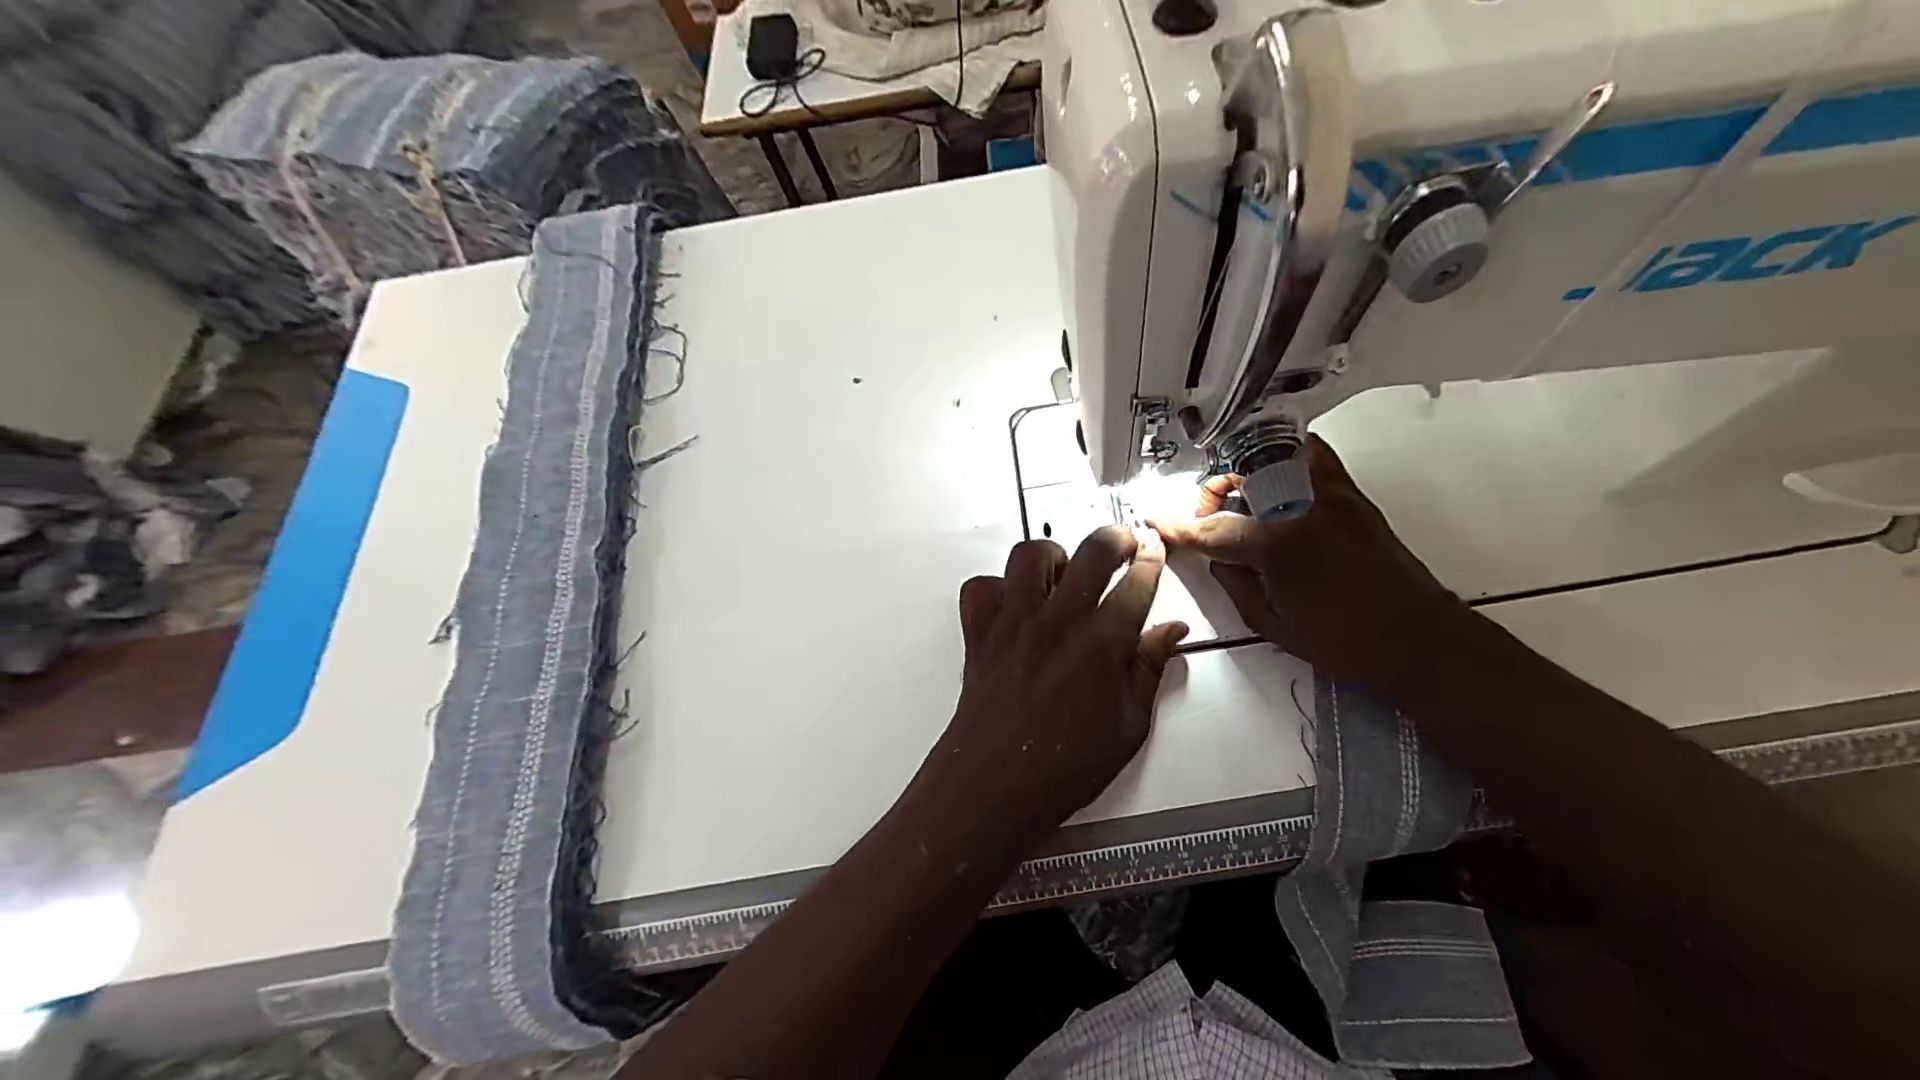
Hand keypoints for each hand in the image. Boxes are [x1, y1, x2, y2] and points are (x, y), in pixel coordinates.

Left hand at [910, 527, 1189, 848]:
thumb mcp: (1129, 726)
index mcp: (1102, 644)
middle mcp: (1058, 622)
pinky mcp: (980, 633)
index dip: (1152, 563)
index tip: (1155, 552)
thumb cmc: (1067, 765)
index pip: (1137, 585)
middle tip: (1123, 543)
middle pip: (1092, 553)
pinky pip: (980, 588)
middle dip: (1116, 538)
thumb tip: (1171, 634)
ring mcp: (1014, 623)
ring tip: (1063, 573)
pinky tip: (1012, 604)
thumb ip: (1150, 670)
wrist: (997, 784)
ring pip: (1030, 556)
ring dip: (1052, 556)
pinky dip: (995, 589)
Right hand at [1150, 435, 1460, 685]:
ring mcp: (1331, 498)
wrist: (1419, 640)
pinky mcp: (1352, 498)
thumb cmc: (1348, 641)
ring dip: (1244, 472)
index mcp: (1277, 546)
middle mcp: (1303, 510)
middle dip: (1213, 494)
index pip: (1212, 529)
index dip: (1179, 527)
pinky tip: (1276, 475)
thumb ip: (1234, 583)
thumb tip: (1218, 560)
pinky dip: (1289, 456)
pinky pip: (1315, 456)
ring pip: (1274, 457)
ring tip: (1239, 498)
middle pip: (1240, 477)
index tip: (1159, 521)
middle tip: (1208, 518)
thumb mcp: (1270, 623)